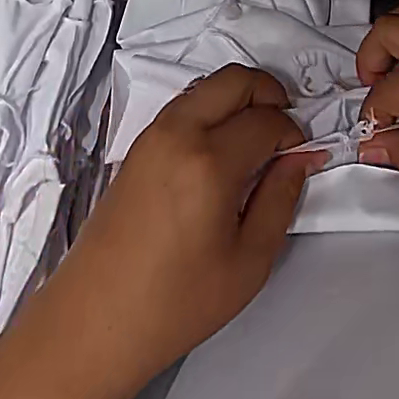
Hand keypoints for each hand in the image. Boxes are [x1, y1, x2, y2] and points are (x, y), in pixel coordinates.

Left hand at [0, 64, 323, 398]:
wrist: (95, 318)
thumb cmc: (177, 302)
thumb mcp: (248, 261)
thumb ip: (281, 198)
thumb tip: (303, 156)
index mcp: (209, 162)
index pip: (265, 120)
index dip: (292, 132)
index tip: (303, 153)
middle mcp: (179, 132)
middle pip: (235, 80)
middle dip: (269, 93)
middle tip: (285, 128)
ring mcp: (154, 132)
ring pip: (208, 84)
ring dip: (240, 96)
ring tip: (258, 136)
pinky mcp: (139, 142)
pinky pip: (186, 102)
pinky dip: (213, 106)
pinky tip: (224, 144)